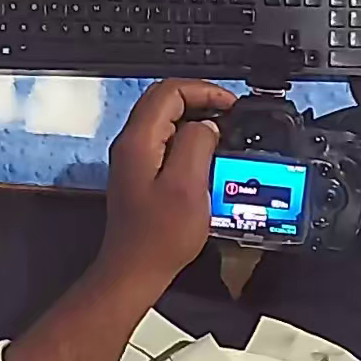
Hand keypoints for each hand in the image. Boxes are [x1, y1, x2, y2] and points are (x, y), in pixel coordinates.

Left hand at [96, 78, 238, 292]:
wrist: (135, 269)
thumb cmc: (161, 236)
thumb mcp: (188, 185)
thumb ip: (197, 145)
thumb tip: (207, 126)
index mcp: (139, 140)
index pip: (169, 91)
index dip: (204, 90)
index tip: (230, 104)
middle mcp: (130, 143)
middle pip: (163, 99)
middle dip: (199, 98)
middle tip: (229, 112)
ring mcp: (133, 158)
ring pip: (163, 119)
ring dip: (194, 117)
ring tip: (222, 129)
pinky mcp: (139, 173)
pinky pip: (163, 140)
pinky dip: (187, 136)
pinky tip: (206, 152)